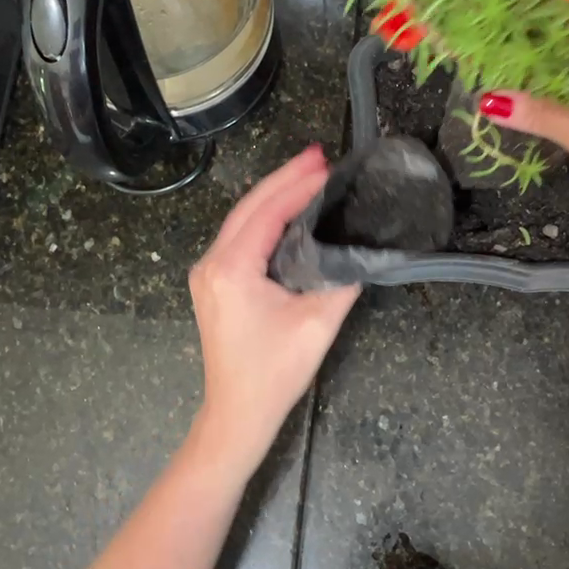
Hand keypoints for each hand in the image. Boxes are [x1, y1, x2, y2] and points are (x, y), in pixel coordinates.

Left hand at [189, 146, 360, 448]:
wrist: (238, 412)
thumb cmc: (274, 372)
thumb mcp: (318, 323)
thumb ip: (341, 278)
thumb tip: (360, 247)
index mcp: (231, 268)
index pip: (267, 211)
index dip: (297, 184)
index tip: (327, 163)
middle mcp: (211, 263)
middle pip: (249, 207)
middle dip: (284, 179)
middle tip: (320, 156)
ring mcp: (208, 273)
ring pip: (241, 220)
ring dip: (274, 196)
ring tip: (308, 174)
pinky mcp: (214, 284)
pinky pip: (239, 238)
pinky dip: (265, 219)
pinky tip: (287, 210)